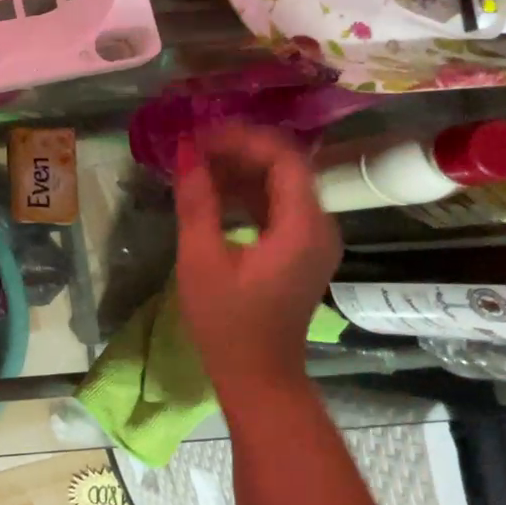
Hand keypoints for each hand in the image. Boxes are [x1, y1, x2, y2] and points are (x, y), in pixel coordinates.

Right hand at [173, 125, 341, 398]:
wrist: (256, 370)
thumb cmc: (225, 318)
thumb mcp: (201, 258)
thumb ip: (197, 203)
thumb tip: (186, 154)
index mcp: (303, 226)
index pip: (284, 160)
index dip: (243, 139)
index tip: (199, 134)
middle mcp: (319, 226)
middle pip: (286, 168)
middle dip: (238, 151)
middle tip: (190, 146)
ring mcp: (312, 238)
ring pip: (280, 186)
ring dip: (239, 170)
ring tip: (193, 163)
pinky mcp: (300, 249)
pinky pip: (276, 206)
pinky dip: (245, 193)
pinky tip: (210, 191)